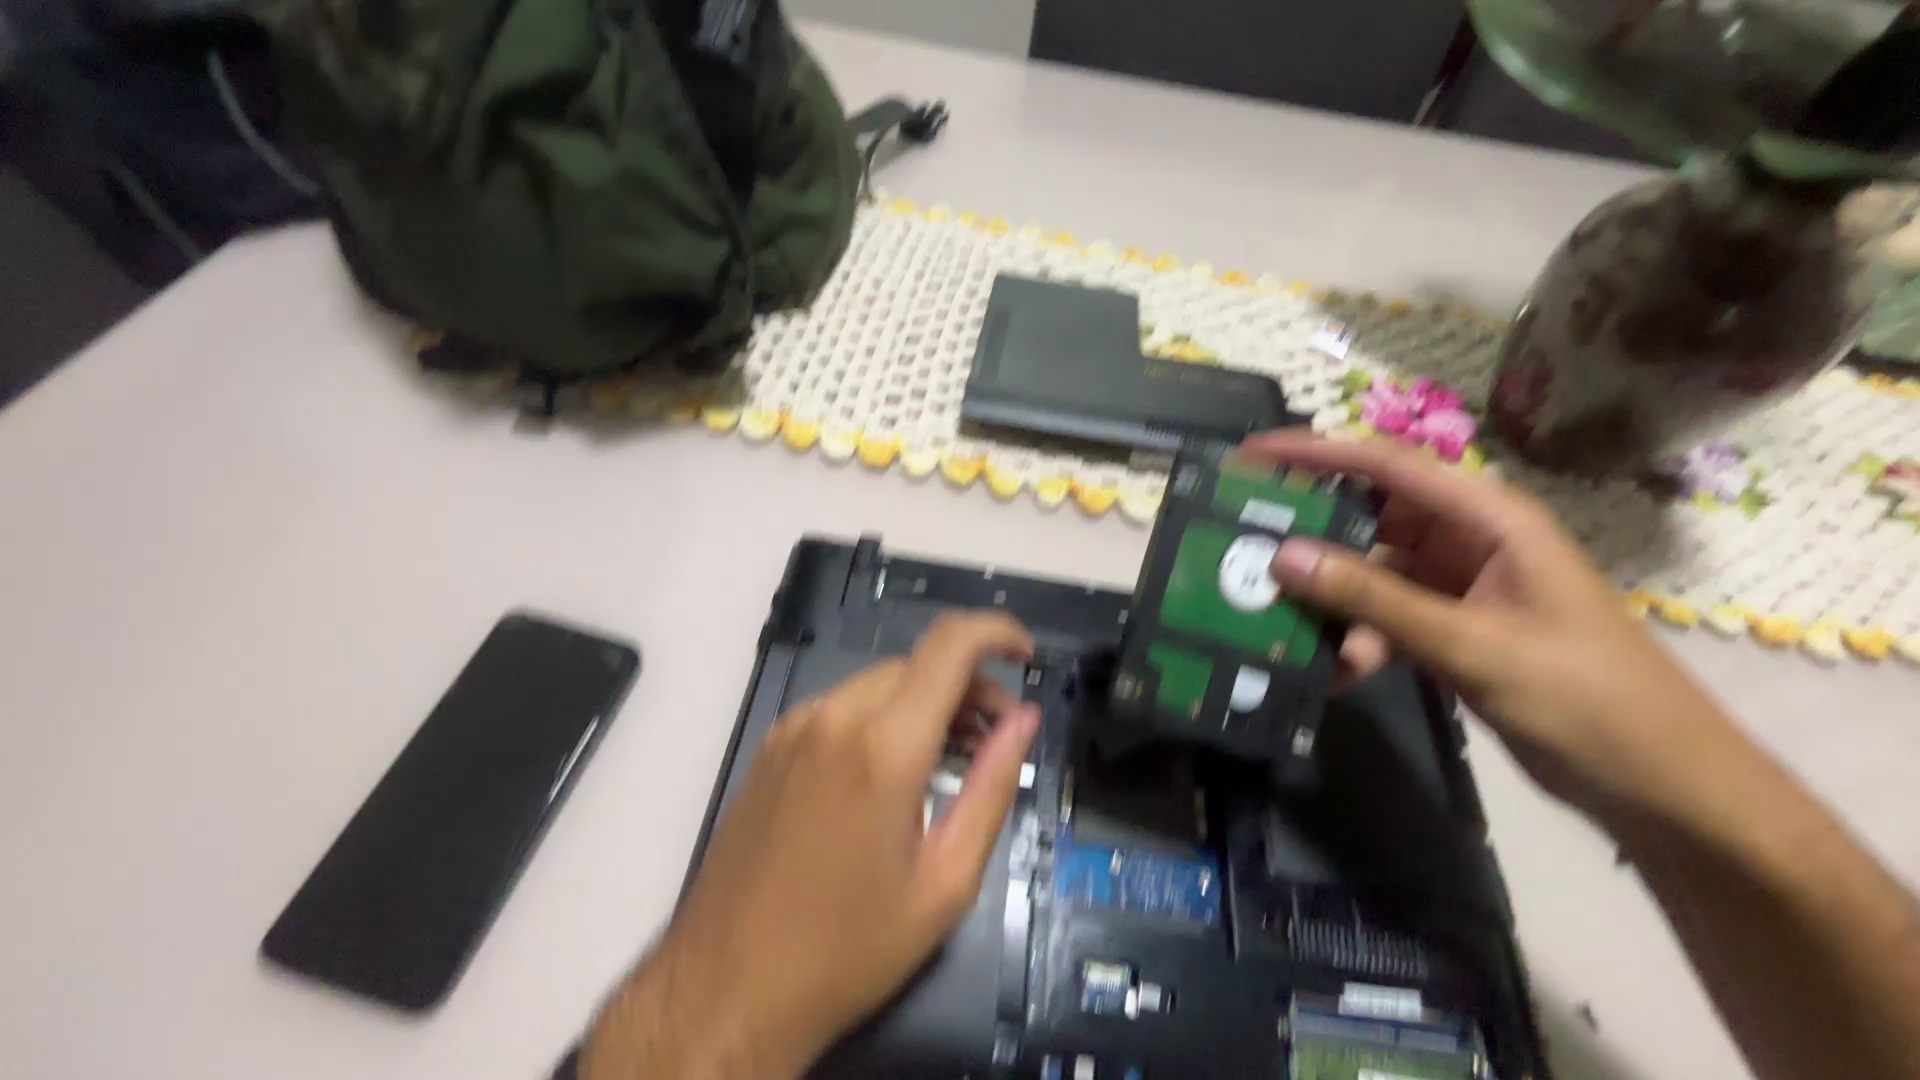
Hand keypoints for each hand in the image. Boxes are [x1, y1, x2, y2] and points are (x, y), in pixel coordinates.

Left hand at [583, 612, 1040, 1079]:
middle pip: (918, 665)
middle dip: (970, 687)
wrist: (726, 989)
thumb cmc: (849, 948)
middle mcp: (832, 718)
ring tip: (952, 759)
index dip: (998, 632)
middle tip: (996, 740)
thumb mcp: (945, 881)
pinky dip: (883, 719)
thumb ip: (992, 788)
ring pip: (879, 685)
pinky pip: (841, 710)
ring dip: (926, 704)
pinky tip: (893, 774)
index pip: (950, 645)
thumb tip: (1023, 722)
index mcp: (882, 746)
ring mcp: (793, 731)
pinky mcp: (771, 750)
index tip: (1027, 657)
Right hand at [1241, 432, 1744, 821]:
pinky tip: (1338, 671)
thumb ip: (1373, 598)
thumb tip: (1281, 557)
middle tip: (1243, 539)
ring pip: (1372, 572)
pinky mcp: (1454, 629)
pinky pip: (1386, 617)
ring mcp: (1462, 586)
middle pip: (1371, 514)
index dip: (1315, 453)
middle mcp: (1471, 540)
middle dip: (1311, 530)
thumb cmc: (1583, 696)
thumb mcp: (1469, 643)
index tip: (1249, 455)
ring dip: (1334, 599)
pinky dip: (1359, 639)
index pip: (1387, 465)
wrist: (1660, 783)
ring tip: (1284, 623)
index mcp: (1490, 518)